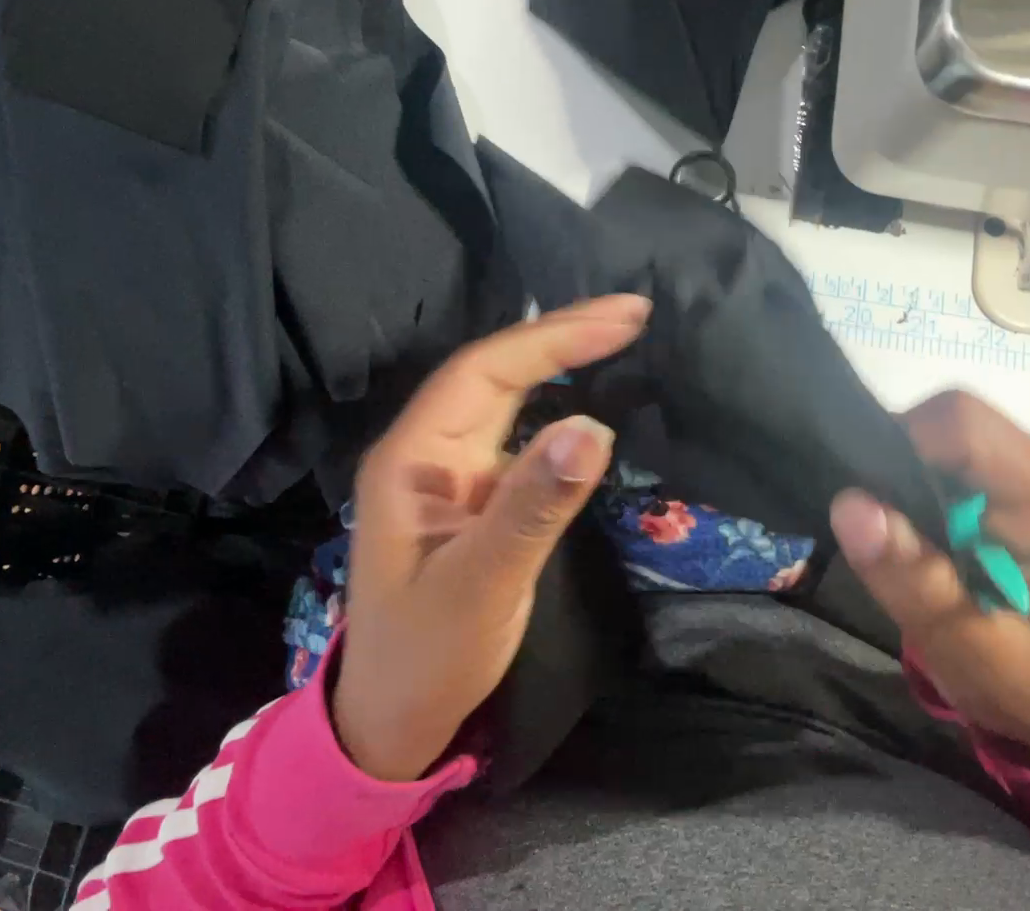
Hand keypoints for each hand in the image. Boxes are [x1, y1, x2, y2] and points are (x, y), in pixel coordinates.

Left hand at [331, 296, 649, 781]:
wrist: (395, 715)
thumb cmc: (427, 654)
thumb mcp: (481, 584)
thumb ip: (531, 507)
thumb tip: (593, 427)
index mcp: (411, 458)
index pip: (483, 372)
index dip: (550, 339)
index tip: (620, 320)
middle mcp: (427, 452)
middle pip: (493, 373)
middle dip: (560, 337)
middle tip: (634, 313)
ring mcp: (450, 474)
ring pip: (503, 400)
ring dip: (558, 364)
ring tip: (619, 333)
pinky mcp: (473, 499)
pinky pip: (515, 437)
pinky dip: (554, 407)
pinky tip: (585, 393)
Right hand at [829, 391, 1029, 769]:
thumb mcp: (975, 658)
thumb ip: (917, 586)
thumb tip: (851, 503)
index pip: (960, 423)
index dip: (900, 444)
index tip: (872, 499)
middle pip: (949, 419)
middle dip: (900, 463)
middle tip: (888, 533)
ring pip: (947, 432)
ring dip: (909, 474)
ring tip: (907, 539)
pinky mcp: (1021, 482)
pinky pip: (956, 453)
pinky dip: (923, 482)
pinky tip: (927, 535)